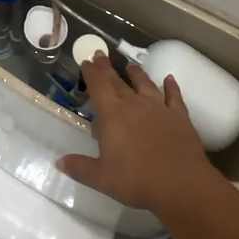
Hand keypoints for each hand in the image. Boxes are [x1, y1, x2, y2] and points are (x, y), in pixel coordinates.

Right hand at [57, 54, 227, 216]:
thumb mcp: (101, 178)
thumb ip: (79, 167)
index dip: (91, 73)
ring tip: (131, 65)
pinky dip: (171, 87)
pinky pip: (174, 96)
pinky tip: (170, 79)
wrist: (180, 183)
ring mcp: (159, 108)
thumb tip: (58, 162)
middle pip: (118, 81)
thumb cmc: (136, 180)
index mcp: (113, 115)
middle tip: (101, 55)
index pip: (98, 87)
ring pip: (145, 84)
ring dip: (137, 74)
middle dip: (107, 68)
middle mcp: (134, 104)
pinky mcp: (179, 116)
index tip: (86, 61)